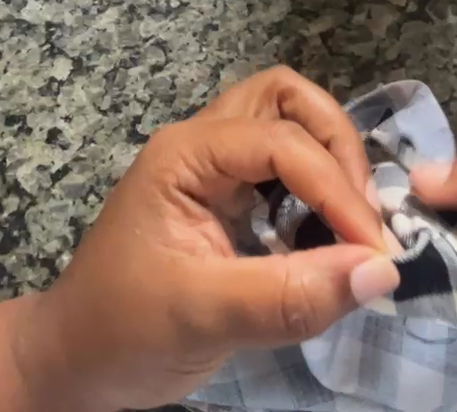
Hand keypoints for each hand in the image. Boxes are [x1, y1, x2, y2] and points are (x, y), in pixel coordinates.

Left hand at [16, 68, 401, 409]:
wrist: (76, 359)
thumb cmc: (122, 330)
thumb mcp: (201, 317)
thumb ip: (288, 296)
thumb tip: (380, 272)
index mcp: (185, 154)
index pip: (279, 141)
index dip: (335, 189)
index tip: (375, 252)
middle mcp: (200, 143)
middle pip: (282, 97)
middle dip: (335, 141)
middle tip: (364, 212)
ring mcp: (211, 166)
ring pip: (283, 119)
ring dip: (329, 155)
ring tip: (354, 218)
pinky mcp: (224, 195)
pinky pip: (280, 163)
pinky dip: (316, 183)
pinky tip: (329, 229)